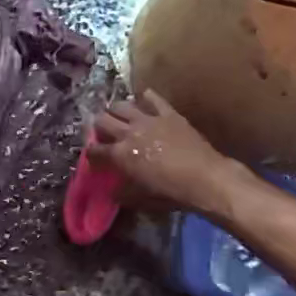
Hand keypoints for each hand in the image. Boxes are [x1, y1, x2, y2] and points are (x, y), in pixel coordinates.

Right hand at [89, 88, 247, 211]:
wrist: (205, 179)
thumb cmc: (170, 192)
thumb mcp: (139, 198)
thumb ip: (121, 191)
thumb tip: (112, 190)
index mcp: (119, 155)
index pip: (94, 150)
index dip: (90, 154)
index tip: (93, 158)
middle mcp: (128, 133)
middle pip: (101, 121)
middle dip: (98, 128)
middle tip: (103, 134)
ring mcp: (148, 119)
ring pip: (121, 105)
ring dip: (115, 111)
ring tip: (119, 117)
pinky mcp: (168, 113)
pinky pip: (152, 97)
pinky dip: (144, 98)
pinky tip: (143, 101)